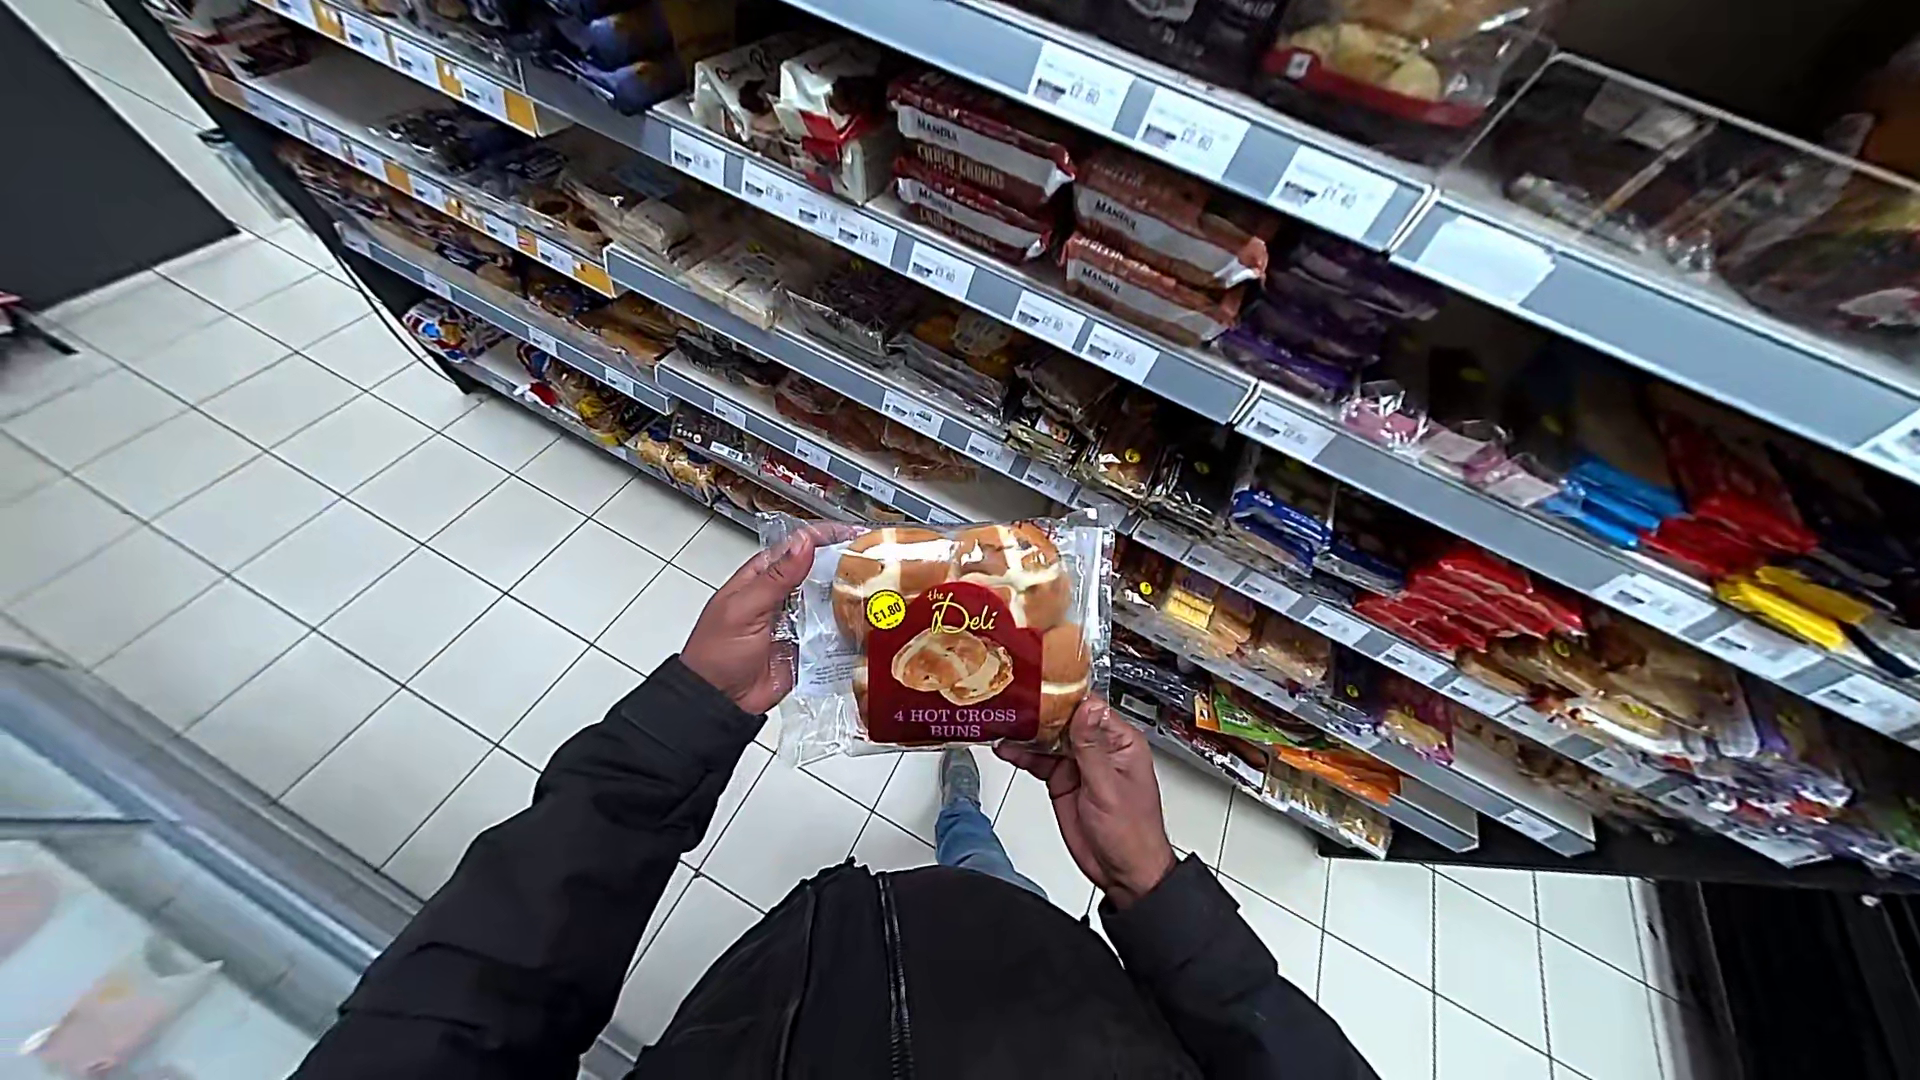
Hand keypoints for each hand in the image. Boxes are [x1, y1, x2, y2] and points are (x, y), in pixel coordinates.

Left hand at [681, 523, 861, 714]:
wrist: (718, 702)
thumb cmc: (716, 653)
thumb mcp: (743, 609)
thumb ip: (776, 578)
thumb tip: (804, 543)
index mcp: (763, 577)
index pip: (799, 546)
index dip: (826, 537)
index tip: (854, 533)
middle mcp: (785, 596)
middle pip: (822, 572)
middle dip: (847, 566)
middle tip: (878, 562)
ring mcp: (799, 621)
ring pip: (832, 601)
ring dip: (852, 596)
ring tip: (881, 590)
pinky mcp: (810, 646)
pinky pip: (834, 634)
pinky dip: (850, 629)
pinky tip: (869, 624)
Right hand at [997, 697, 1175, 909]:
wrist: (1124, 875)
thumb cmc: (1133, 834)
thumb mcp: (1108, 787)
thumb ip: (1091, 747)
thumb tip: (1086, 707)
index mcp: (1120, 742)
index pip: (1089, 707)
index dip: (1064, 696)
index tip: (1041, 686)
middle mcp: (1099, 747)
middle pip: (1064, 718)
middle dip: (1039, 711)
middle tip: (1014, 703)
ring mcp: (1079, 763)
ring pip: (1048, 737)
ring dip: (1027, 732)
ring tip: (1004, 723)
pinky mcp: (1063, 779)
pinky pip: (1039, 760)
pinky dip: (1022, 754)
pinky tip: (1007, 749)